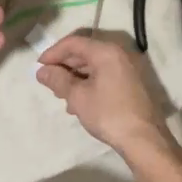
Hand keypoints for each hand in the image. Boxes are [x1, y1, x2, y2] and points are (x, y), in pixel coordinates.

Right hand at [35, 34, 173, 158]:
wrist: (143, 138)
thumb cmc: (108, 114)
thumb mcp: (78, 97)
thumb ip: (58, 80)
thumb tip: (41, 71)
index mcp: (106, 52)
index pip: (74, 42)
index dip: (53, 53)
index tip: (38, 67)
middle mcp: (118, 54)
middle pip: (84, 52)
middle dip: (64, 66)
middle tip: (49, 83)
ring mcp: (126, 69)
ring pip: (93, 66)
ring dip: (75, 77)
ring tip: (62, 96)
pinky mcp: (130, 83)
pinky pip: (103, 75)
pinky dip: (88, 84)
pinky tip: (79, 103)